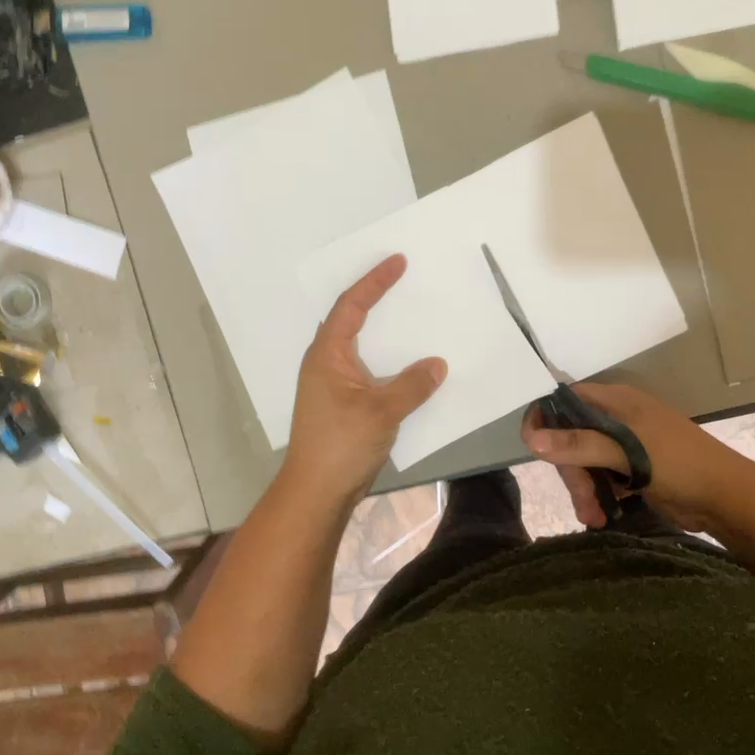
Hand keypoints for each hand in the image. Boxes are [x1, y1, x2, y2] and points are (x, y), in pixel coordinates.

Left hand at [281, 255, 446, 502]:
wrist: (317, 493)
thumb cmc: (340, 445)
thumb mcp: (381, 411)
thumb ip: (411, 385)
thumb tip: (437, 364)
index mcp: (327, 355)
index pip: (350, 306)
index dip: (373, 282)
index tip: (398, 262)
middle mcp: (327, 365)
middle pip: (352, 322)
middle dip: (377, 301)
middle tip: (407, 282)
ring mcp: (335, 387)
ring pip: (364, 350)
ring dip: (386, 335)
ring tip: (415, 319)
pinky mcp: (345, 407)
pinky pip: (371, 374)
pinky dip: (391, 365)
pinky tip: (414, 369)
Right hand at [522, 382, 738, 530]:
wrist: (726, 499)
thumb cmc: (679, 464)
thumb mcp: (626, 452)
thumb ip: (579, 444)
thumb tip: (531, 439)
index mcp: (616, 401)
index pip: (565, 400)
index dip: (545, 420)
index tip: (533, 448)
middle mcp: (617, 419)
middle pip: (572, 438)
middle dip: (572, 472)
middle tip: (582, 498)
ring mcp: (625, 446)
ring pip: (585, 463)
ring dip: (584, 491)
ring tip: (592, 518)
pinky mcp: (633, 471)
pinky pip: (602, 480)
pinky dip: (598, 497)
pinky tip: (600, 517)